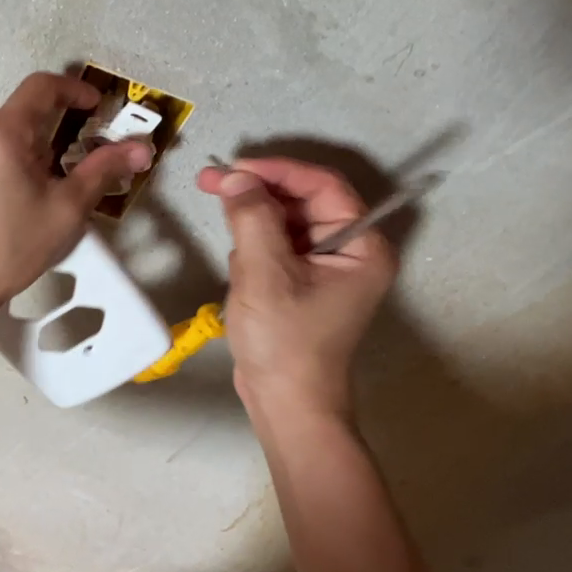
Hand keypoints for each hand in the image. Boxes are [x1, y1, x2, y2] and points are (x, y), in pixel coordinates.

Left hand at [0, 73, 152, 316]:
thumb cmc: (8, 251)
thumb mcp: (65, 212)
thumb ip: (102, 171)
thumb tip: (140, 149)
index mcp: (0, 134)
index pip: (41, 88)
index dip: (72, 90)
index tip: (92, 106)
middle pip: (14, 122)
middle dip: (40, 144)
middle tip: (54, 183)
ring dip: (9, 160)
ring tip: (16, 204)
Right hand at [196, 159, 395, 417]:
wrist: (286, 403)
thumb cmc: (284, 339)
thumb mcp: (264, 272)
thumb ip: (251, 217)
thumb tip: (233, 176)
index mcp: (361, 246)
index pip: (323, 186)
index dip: (278, 170)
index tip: (233, 167)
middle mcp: (351, 251)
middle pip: (303, 201)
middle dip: (258, 192)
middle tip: (210, 182)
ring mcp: (326, 269)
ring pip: (286, 222)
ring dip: (252, 222)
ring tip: (223, 228)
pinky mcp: (303, 284)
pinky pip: (277, 246)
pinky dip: (253, 246)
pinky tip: (238, 263)